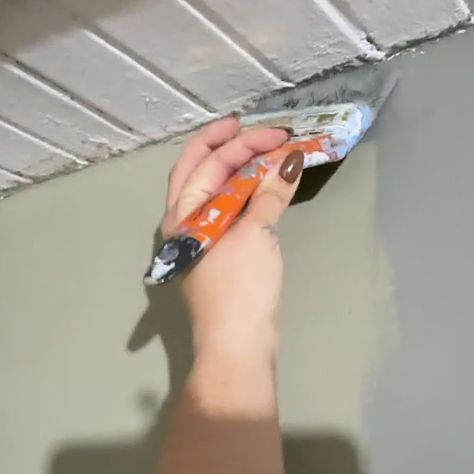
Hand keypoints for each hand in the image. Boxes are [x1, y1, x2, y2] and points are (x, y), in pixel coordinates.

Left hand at [161, 116, 303, 365]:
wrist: (237, 343)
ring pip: (215, 193)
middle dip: (227, 147)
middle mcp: (185, 224)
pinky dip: (246, 195)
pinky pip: (229, 213)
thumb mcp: (255, 234)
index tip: (275, 133)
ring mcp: (201, 242)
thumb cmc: (240, 286)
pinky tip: (264, 190)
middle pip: (201, 172)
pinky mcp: (219, 258)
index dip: (240, 142)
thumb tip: (290, 160)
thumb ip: (270, 193)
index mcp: (182, 214)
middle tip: (254, 129)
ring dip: (239, 170)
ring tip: (265, 153)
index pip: (206, 162)